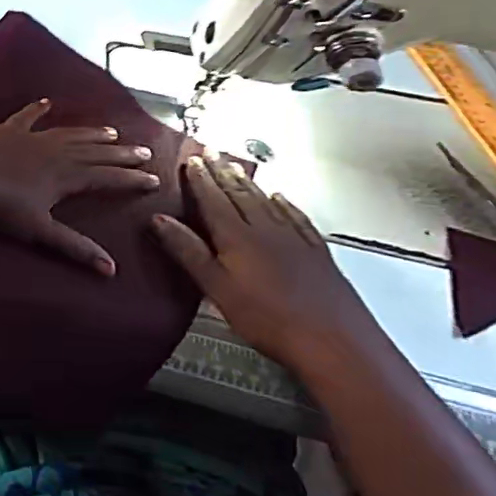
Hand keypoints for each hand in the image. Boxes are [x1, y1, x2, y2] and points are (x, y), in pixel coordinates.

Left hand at [0, 99, 160, 276]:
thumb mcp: (39, 230)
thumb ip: (75, 247)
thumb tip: (111, 270)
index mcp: (65, 176)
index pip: (106, 177)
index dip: (130, 178)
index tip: (153, 178)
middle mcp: (54, 152)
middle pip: (94, 152)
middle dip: (120, 153)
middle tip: (144, 151)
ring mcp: (30, 137)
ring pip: (68, 133)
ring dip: (90, 133)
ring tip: (112, 132)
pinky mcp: (6, 129)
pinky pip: (26, 117)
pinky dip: (37, 109)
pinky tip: (47, 102)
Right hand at [148, 154, 382, 372]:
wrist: (336, 343)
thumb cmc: (268, 319)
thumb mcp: (217, 288)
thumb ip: (188, 251)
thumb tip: (159, 219)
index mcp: (237, 237)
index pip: (213, 200)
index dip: (201, 179)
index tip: (192, 161)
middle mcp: (266, 230)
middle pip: (240, 194)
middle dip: (223, 172)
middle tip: (212, 152)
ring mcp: (295, 240)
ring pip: (266, 201)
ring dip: (249, 182)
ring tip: (236, 166)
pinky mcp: (317, 253)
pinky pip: (296, 218)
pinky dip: (285, 204)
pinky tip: (281, 198)